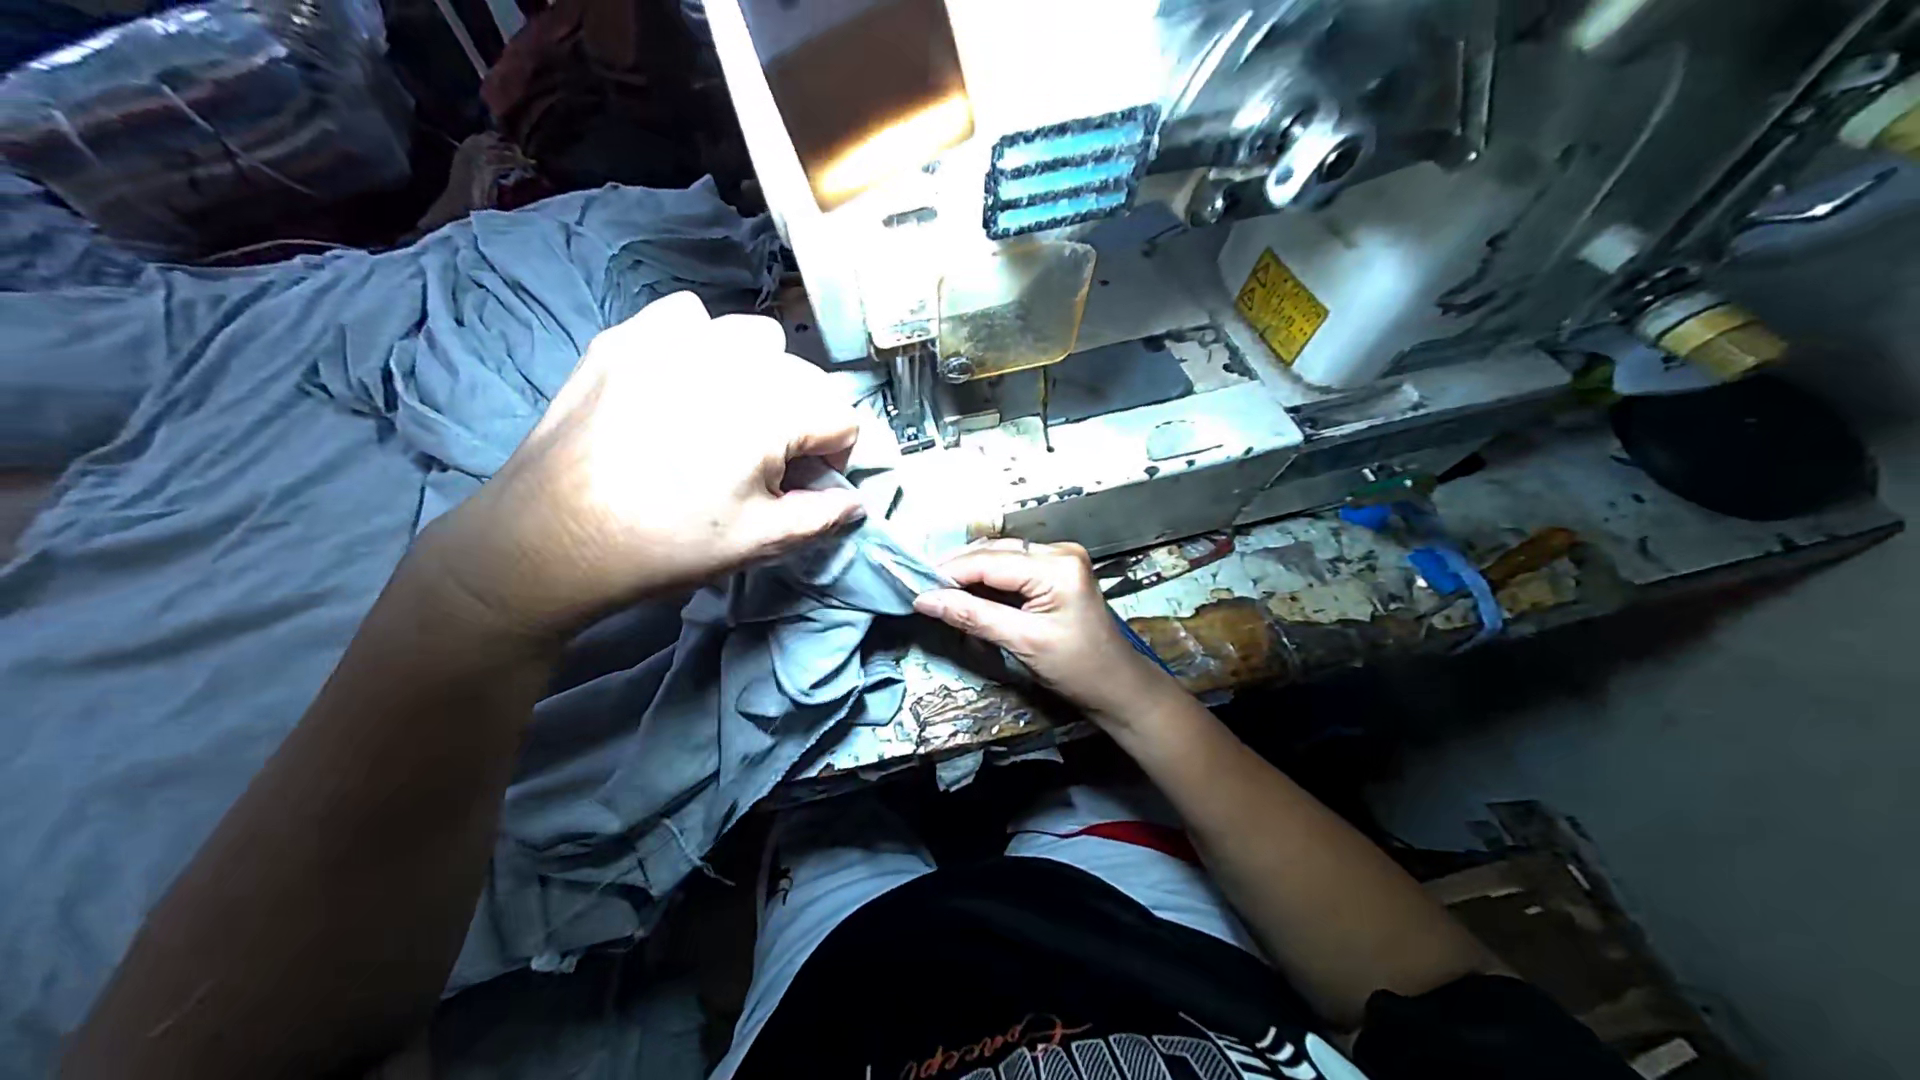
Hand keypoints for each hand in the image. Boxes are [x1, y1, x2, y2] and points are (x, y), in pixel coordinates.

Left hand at [414, 291, 867, 641]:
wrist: (548, 539)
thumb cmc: (664, 544)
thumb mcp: (759, 541)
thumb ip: (822, 516)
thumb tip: (854, 501)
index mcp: (771, 408)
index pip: (843, 417)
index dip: (835, 456)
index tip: (804, 483)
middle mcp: (731, 357)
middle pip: (805, 377)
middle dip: (800, 419)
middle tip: (764, 463)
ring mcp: (673, 338)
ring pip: (753, 339)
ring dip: (760, 376)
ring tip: (727, 418)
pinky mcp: (627, 336)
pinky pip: (689, 319)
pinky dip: (701, 345)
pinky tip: (682, 386)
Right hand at [912, 540, 1181, 723]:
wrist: (1118, 686)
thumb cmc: (1078, 669)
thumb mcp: (1022, 643)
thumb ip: (973, 616)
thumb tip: (925, 599)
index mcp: (1056, 565)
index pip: (988, 561)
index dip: (948, 573)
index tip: (916, 588)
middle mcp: (1059, 551)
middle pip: (993, 553)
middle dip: (957, 573)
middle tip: (924, 593)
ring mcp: (1060, 559)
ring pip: (999, 558)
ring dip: (970, 578)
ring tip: (942, 597)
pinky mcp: (1056, 571)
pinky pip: (1012, 569)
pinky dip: (988, 584)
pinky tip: (970, 598)